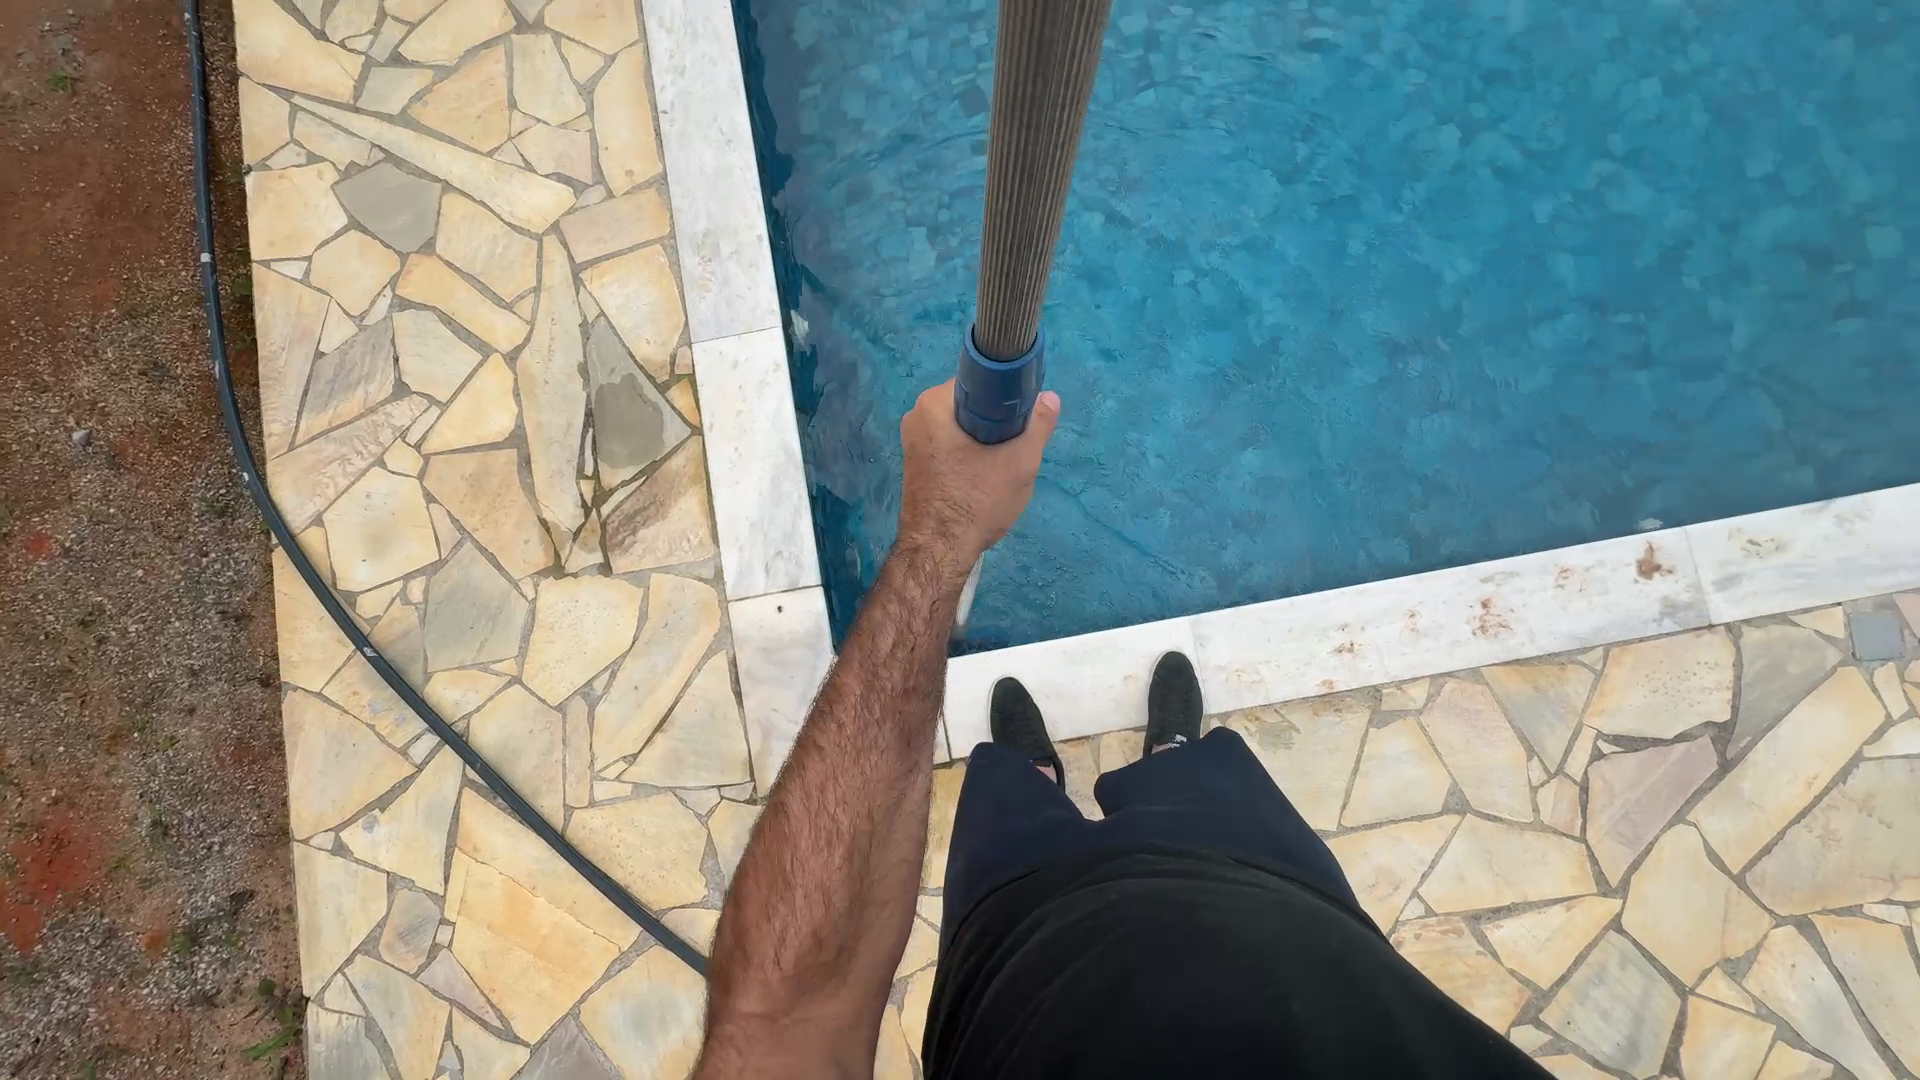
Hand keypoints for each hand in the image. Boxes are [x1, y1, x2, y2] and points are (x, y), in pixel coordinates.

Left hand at [897, 379, 1060, 579]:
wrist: (940, 552)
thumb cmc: (977, 501)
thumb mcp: (1020, 462)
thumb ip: (1037, 425)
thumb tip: (1050, 398)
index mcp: (933, 404)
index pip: (978, 383)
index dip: (1006, 397)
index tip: (1023, 417)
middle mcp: (916, 417)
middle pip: (969, 406)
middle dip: (995, 423)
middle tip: (1016, 447)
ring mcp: (912, 444)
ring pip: (961, 430)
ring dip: (983, 442)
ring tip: (1002, 466)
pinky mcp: (915, 467)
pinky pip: (949, 448)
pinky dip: (968, 456)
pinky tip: (983, 478)